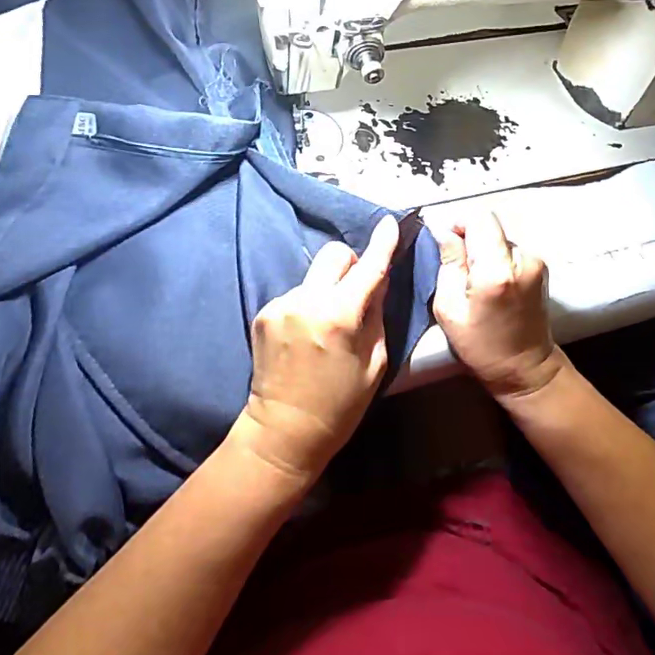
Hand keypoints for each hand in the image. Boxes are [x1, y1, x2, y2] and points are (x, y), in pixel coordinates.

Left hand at [237, 216, 399, 484]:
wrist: (284, 431)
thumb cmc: (340, 405)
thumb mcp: (374, 363)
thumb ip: (376, 314)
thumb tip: (377, 280)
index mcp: (339, 316)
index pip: (367, 267)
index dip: (382, 243)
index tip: (391, 223)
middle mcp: (306, 301)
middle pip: (333, 254)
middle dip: (350, 264)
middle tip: (357, 292)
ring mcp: (280, 304)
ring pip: (314, 276)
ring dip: (327, 289)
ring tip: (327, 326)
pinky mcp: (264, 312)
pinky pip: (296, 294)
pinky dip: (307, 304)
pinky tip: (306, 335)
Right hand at [430, 210, 566, 402]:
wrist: (526, 369)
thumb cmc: (482, 346)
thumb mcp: (448, 308)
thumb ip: (448, 263)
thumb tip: (443, 231)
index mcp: (497, 270)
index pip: (479, 218)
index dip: (458, 223)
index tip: (446, 242)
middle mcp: (522, 259)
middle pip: (489, 226)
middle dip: (469, 239)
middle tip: (458, 268)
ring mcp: (535, 262)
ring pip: (498, 237)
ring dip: (483, 250)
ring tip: (476, 281)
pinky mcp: (540, 266)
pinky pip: (509, 249)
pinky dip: (496, 259)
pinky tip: (491, 284)